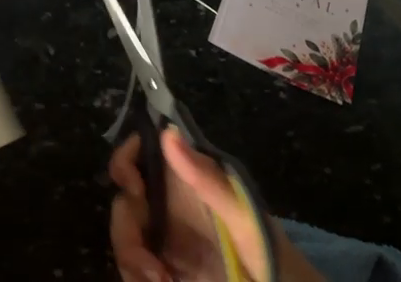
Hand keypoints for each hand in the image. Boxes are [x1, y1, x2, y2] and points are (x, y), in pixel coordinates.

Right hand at [109, 128, 320, 281]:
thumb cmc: (274, 259)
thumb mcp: (245, 220)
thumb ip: (207, 180)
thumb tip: (168, 133)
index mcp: (189, 182)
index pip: (143, 153)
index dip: (127, 161)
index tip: (133, 187)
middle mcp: (171, 206)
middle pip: (126, 202)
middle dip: (127, 233)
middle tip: (149, 266)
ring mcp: (167, 241)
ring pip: (126, 237)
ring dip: (132, 262)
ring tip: (160, 281)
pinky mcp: (165, 271)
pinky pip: (135, 268)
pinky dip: (138, 277)